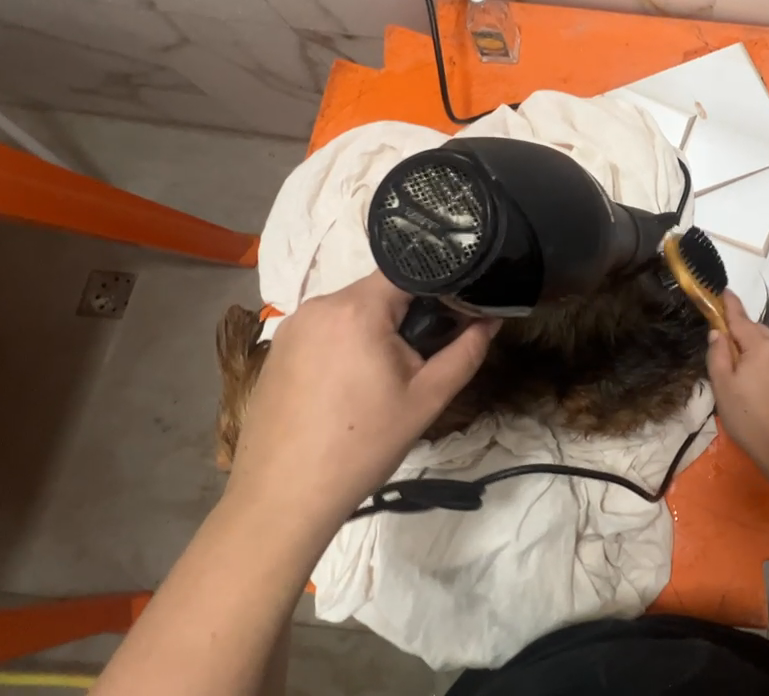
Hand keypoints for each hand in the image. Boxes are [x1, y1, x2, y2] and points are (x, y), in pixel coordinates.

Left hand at [225, 272, 495, 528]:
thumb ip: (466, 351)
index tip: (456, 312)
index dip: (439, 285)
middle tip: (422, 355)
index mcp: (356, 308)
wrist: (284, 498)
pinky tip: (350, 388)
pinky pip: (325, 331)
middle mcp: (318, 306)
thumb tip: (491, 318)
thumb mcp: (428, 397)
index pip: (409, 270)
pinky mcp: (277, 350)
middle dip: (406, 315)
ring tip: (387, 376)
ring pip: (352, 311)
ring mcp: (291, 327)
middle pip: (379, 291)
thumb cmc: (362, 444)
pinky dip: (346, 346)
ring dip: (376, 331)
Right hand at [705, 290, 768, 464]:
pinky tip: (756, 378)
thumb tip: (717, 333)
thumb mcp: (722, 385)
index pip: (740, 318)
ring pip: (768, 343)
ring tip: (738, 365)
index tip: (723, 290)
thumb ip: (718, 354)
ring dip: (753, 345)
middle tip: (723, 344)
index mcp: (759, 346)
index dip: (730, 304)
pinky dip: (765, 358)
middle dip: (740, 330)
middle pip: (756, 329)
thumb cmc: (747, 415)